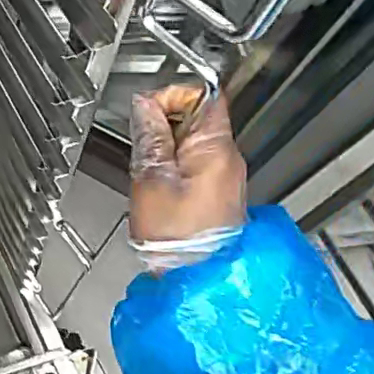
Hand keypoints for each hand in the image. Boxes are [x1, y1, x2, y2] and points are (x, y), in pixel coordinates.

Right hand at [128, 85, 245, 265]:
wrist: (193, 280)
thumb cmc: (175, 237)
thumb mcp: (151, 178)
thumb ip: (149, 135)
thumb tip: (144, 104)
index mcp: (216, 148)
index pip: (205, 94)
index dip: (174, 93)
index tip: (149, 111)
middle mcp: (228, 158)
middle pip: (197, 115)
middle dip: (164, 123)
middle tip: (145, 146)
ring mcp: (224, 176)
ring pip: (192, 139)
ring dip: (166, 146)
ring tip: (151, 171)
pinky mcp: (216, 192)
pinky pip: (193, 162)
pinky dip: (172, 165)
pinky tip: (159, 185)